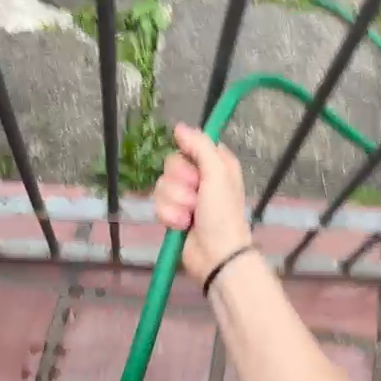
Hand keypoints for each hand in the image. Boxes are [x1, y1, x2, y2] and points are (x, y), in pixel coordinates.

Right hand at [154, 123, 252, 281]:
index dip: (189, 156)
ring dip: (176, 202)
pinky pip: (158, 204)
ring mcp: (186, 196)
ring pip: (162, 184)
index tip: (196, 167)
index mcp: (216, 163)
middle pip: (172, 164)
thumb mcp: (218, 173)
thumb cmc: (222, 212)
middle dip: (181, 183)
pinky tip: (182, 225)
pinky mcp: (173, 213)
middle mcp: (201, 176)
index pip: (191, 145)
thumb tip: (179, 126)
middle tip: (196, 195)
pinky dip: (170, 215)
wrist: (215, 254)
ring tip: (190, 215)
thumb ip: (200, 146)